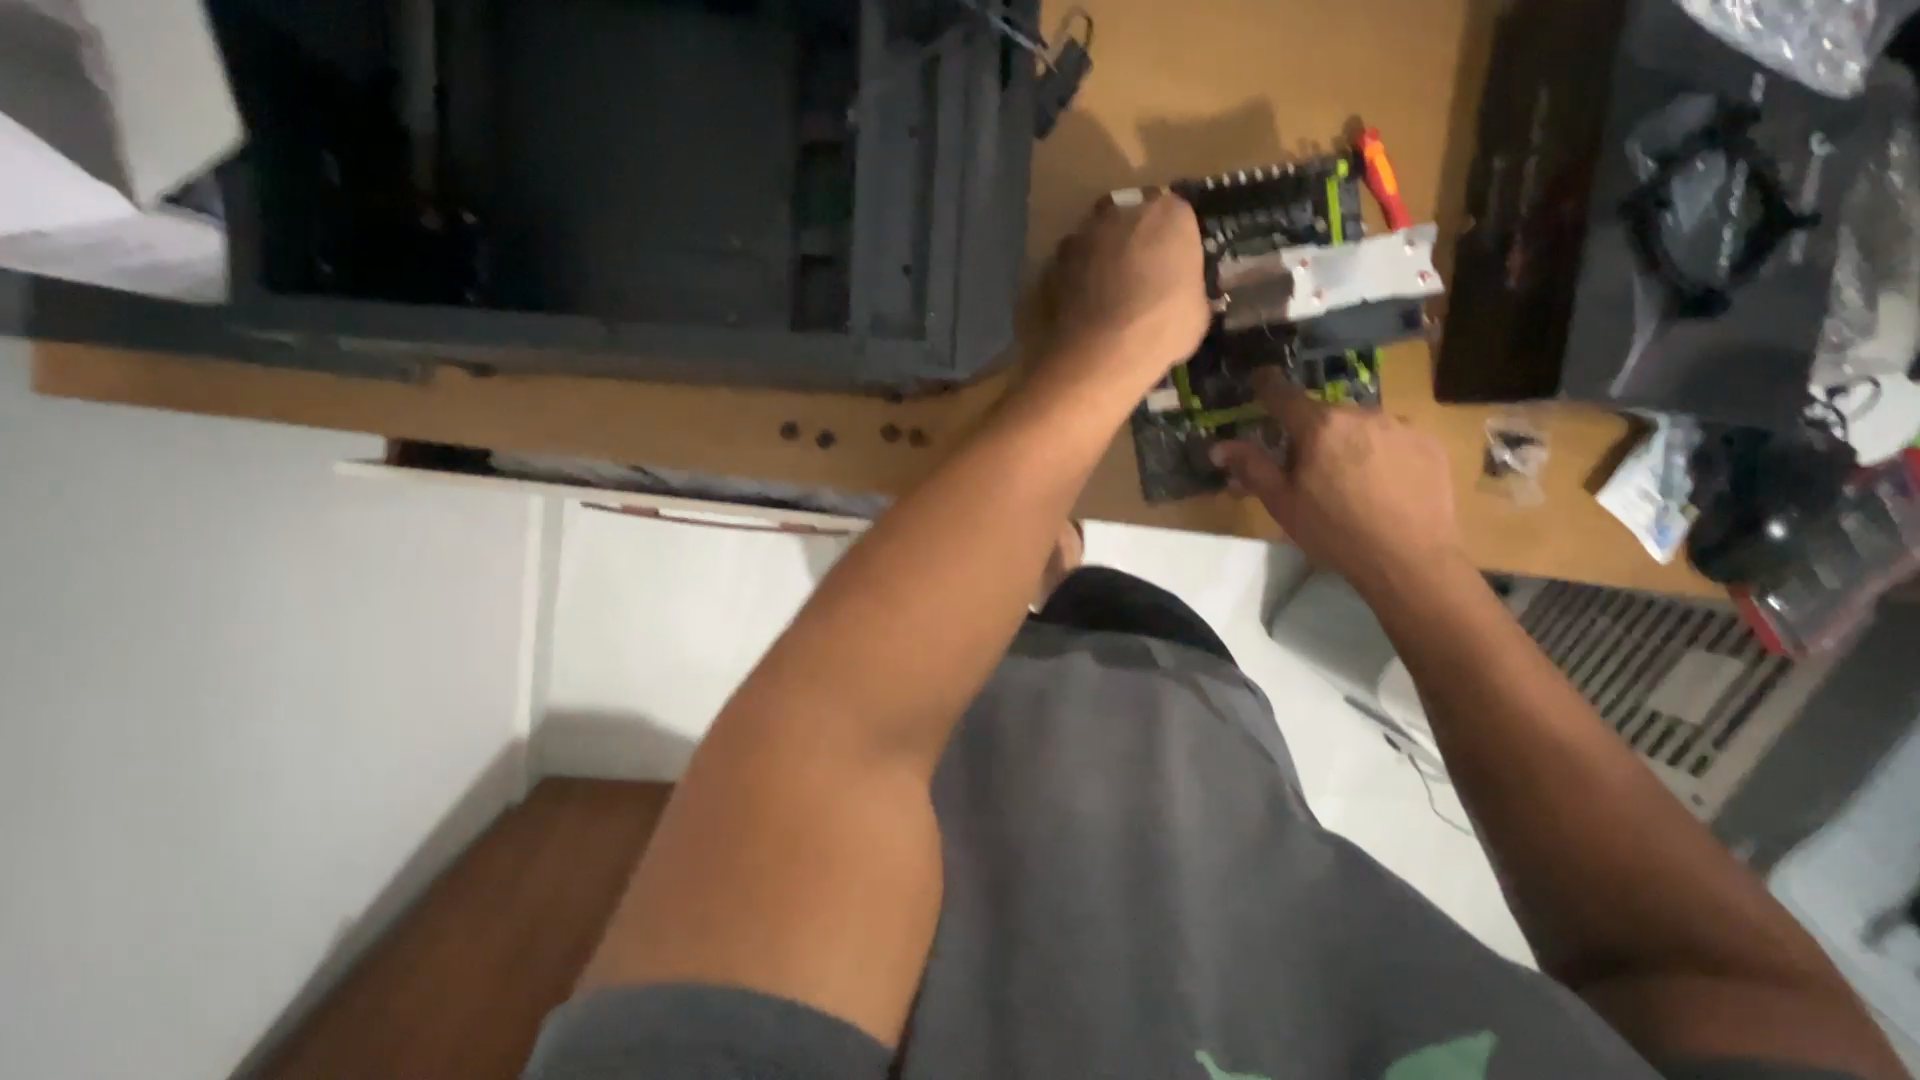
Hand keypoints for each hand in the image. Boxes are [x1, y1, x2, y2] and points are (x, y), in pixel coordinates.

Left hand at [1046, 191, 1210, 384]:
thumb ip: (1188, 288)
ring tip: (1105, 296)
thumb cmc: (1160, 327)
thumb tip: (1183, 296)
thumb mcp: (1197, 311)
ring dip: (1100, 258)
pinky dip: (1074, 281)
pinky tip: (1080, 309)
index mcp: (1167, 214)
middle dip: (1133, 240)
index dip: (1172, 241)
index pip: (1175, 214)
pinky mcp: (1050, 262)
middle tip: (1138, 277)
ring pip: (1094, 239)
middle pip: (1129, 218)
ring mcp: (1079, 235)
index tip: (1172, 266)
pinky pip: (1070, 267)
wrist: (1099, 353)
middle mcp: (1120, 212)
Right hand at [1210, 371, 1464, 598]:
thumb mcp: (1283, 504)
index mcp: (1319, 426)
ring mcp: (1400, 426)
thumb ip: (1252, 468)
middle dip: (1312, 433)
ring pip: (1361, 426)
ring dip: (1349, 443)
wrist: (1410, 560)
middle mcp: (1360, 413)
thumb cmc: (1335, 534)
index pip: (1283, 394)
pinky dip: (1383, 453)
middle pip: (1324, 415)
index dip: (1266, 386)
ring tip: (1351, 482)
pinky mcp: (1429, 442)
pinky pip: (1394, 438)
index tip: (1259, 381)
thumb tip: (1219, 446)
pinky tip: (1384, 485)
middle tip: (1309, 469)